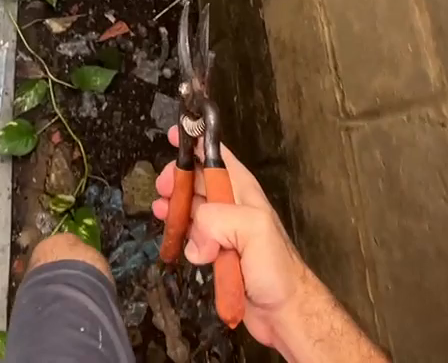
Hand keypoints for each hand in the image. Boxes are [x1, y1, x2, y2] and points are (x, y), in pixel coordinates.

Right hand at [153, 127, 314, 348]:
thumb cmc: (276, 268)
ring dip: (175, 207)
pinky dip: (180, 234)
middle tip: (163, 188)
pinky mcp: (216, 251)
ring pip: (191, 206)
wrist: (284, 314)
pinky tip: (175, 238)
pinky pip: (191, 234)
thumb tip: (195, 238)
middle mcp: (231, 204)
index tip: (173, 135)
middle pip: (197, 179)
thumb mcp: (252, 230)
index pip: (216, 155)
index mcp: (242, 189)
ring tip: (163, 212)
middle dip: (177, 179)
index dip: (195, 142)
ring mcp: (223, 228)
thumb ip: (217, 220)